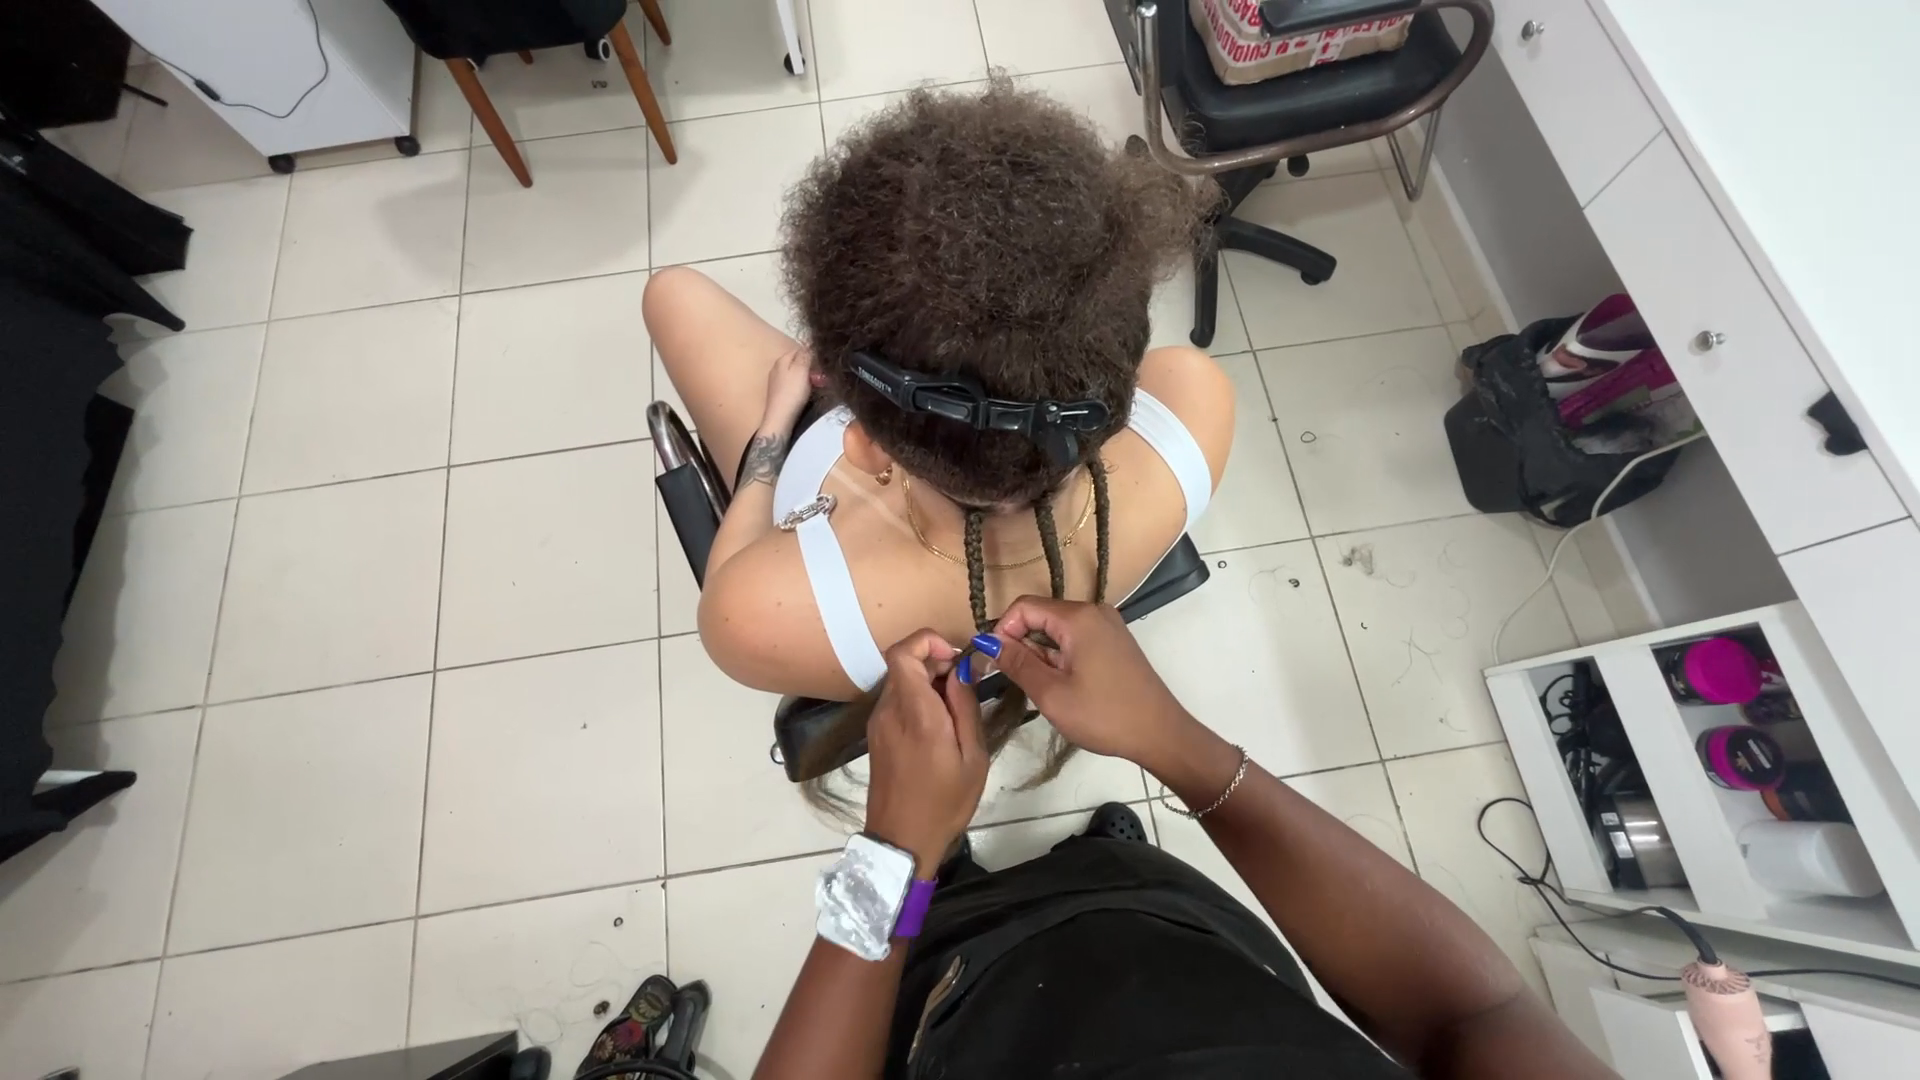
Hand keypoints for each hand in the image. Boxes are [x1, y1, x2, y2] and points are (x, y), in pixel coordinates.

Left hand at [762, 346, 817, 432]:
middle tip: (822, 376)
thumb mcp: (801, 370)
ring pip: (797, 373)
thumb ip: (806, 355)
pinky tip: (807, 393)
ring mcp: (777, 381)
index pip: (802, 349)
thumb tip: (812, 344)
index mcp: (782, 359)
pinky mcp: (779, 393)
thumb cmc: (792, 393)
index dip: (815, 355)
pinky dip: (802, 385)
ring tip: (816, 385)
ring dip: (808, 377)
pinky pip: (794, 383)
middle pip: (799, 361)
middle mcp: (777, 367)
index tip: (824, 365)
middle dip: (812, 367)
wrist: (780, 419)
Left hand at [863, 630, 989, 876]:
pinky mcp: (876, 735)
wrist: (901, 841)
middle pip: (904, 663)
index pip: (903, 652)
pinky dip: (918, 699)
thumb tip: (962, 668)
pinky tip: (939, 726)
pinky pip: (897, 701)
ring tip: (956, 709)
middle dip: (935, 662)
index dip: (927, 641)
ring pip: (901, 681)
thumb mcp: (972, 756)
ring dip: (928, 681)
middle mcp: (890, 711)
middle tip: (964, 685)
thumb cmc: (944, 802)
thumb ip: (965, 706)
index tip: (955, 658)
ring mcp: (878, 722)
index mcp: (915, 713)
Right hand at [988, 597, 1197, 770]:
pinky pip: (1075, 637)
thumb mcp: (1052, 693)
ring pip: (1057, 628)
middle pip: (1041, 615)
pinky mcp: (1114, 641)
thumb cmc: (1104, 715)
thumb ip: (1017, 662)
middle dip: (1020, 642)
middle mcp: (1094, 612)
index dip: (1002, 630)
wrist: (1160, 734)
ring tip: (1040, 687)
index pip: (1024, 607)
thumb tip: (987, 642)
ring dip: (1040, 652)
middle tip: (1015, 680)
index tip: (994, 662)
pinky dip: (1059, 655)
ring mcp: (1107, 625)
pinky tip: (1061, 684)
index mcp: (1078, 617)